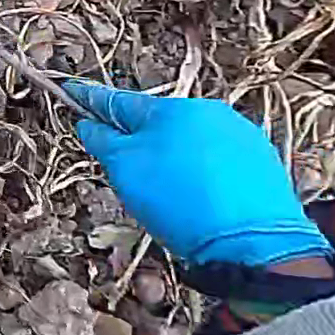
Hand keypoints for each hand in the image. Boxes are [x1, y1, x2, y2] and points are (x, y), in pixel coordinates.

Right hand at [62, 81, 327, 268]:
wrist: (256, 243)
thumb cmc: (178, 200)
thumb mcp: (126, 171)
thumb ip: (104, 141)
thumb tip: (88, 123)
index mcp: (169, 109)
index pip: (118, 101)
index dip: (91, 99)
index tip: (72, 91)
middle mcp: (206, 111)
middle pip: (156, 121)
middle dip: (136, 136)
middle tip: (123, 165)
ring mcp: (239, 133)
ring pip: (188, 139)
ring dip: (170, 154)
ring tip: (166, 191)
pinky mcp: (262, 160)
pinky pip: (216, 158)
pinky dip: (200, 170)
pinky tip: (198, 195)